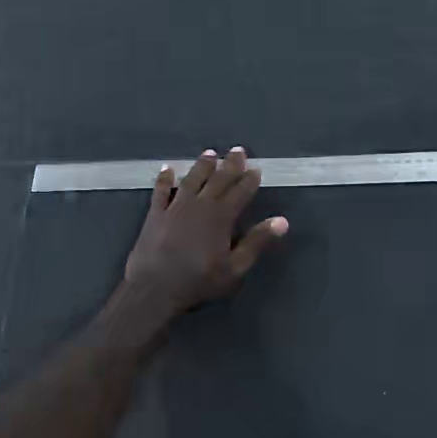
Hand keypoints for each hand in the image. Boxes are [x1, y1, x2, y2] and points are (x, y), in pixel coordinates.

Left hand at [118, 147, 288, 322]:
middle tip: (238, 150)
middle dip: (230, 164)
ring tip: (210, 153)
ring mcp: (175, 207)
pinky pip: (161, 190)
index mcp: (221, 217)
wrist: (154, 287)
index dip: (249, 180)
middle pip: (218, 179)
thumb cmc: (198, 281)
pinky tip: (167, 168)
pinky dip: (165, 178)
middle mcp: (199, 205)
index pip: (240, 192)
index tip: (256, 169)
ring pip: (191, 179)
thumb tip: (282, 221)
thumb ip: (256, 242)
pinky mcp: (155, 213)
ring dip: (202, 165)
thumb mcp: (234, 268)